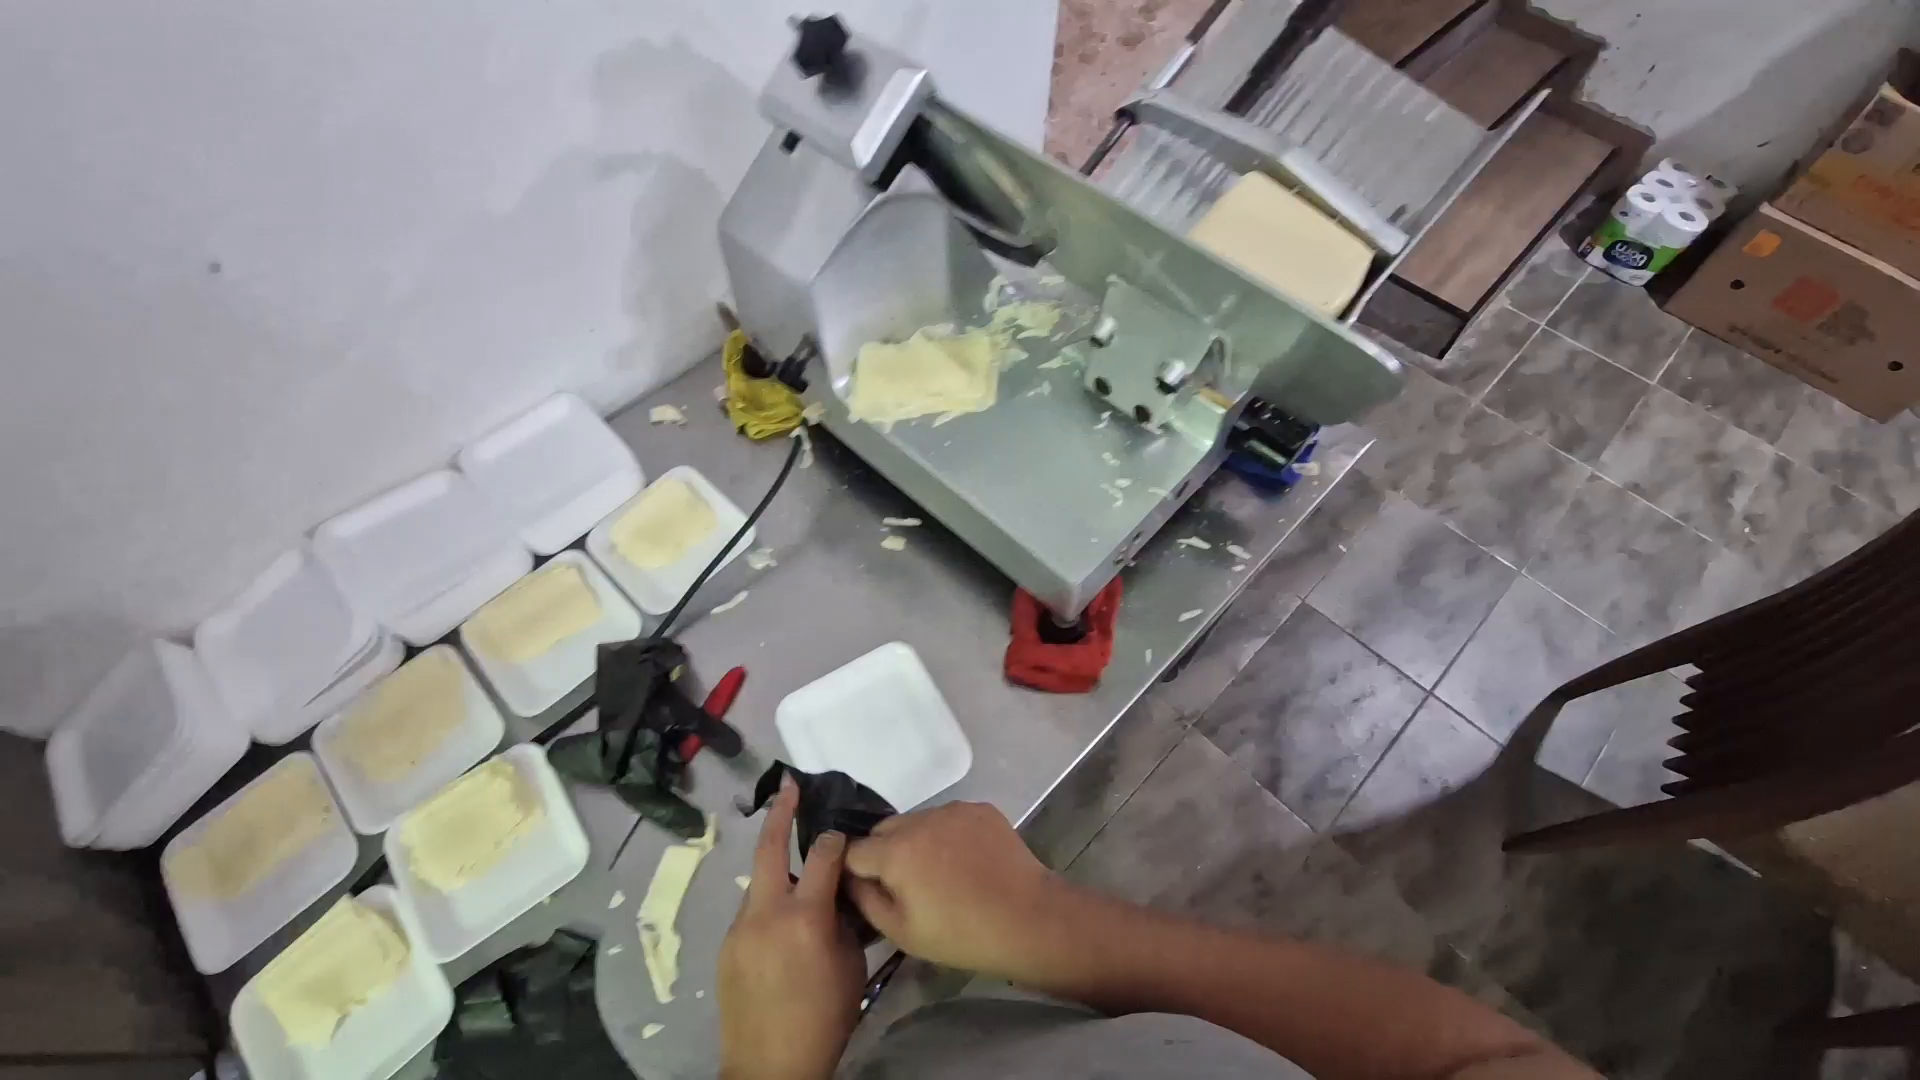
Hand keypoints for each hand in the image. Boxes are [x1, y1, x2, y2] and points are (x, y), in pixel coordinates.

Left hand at [718, 776, 865, 1079]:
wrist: (769, 1068)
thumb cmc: (824, 1018)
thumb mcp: (851, 964)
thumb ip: (845, 919)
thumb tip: (840, 892)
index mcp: (804, 918)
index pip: (824, 855)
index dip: (836, 840)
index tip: (842, 835)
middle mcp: (766, 914)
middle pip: (769, 849)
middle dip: (780, 813)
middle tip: (790, 786)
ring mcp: (739, 929)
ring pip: (760, 884)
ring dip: (779, 874)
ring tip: (800, 882)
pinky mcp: (726, 946)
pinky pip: (751, 913)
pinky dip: (768, 907)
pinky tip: (782, 927)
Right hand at [843, 801, 1081, 980]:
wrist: (1027, 917)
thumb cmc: (960, 934)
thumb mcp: (902, 931)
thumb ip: (865, 900)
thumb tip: (849, 878)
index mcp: (895, 850)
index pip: (853, 850)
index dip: (854, 870)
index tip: (867, 888)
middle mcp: (920, 819)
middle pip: (884, 830)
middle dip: (884, 852)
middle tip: (906, 885)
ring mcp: (953, 810)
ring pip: (917, 821)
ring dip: (916, 841)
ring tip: (940, 873)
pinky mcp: (980, 809)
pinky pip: (949, 818)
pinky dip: (947, 835)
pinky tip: (965, 862)